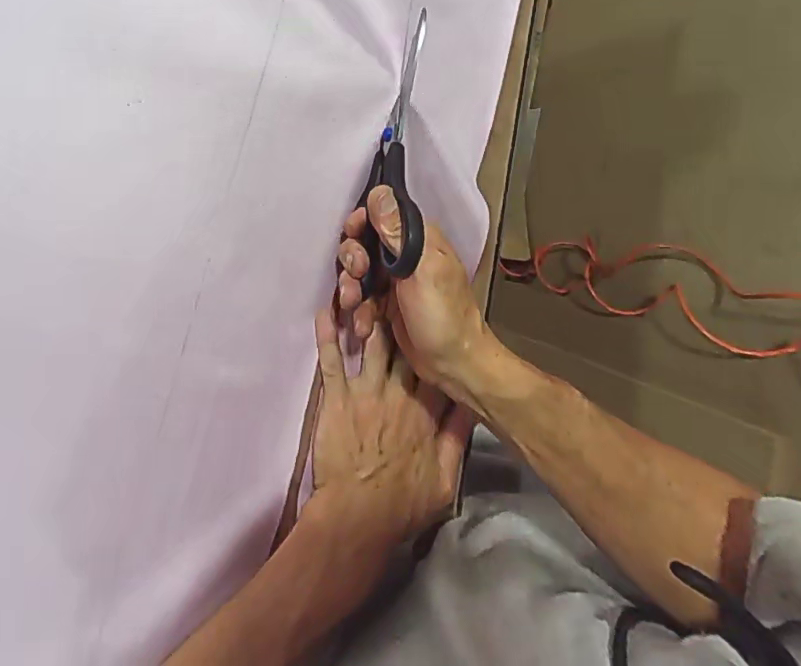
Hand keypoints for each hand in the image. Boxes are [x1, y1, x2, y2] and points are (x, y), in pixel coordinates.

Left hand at [307, 306, 468, 552]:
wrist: (357, 516)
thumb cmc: (403, 503)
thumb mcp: (446, 478)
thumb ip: (459, 439)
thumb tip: (474, 406)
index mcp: (425, 411)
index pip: (435, 367)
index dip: (435, 340)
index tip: (435, 314)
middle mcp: (398, 393)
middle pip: (404, 347)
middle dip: (404, 316)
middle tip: (402, 285)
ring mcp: (365, 392)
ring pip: (371, 344)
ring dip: (370, 314)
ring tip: (369, 283)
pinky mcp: (337, 397)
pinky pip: (332, 359)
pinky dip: (328, 334)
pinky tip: (326, 308)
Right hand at [335, 186, 487, 394]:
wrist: (453, 366)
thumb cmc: (444, 316)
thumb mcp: (422, 269)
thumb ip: (398, 233)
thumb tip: (380, 192)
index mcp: (419, 239)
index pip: (381, 215)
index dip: (361, 224)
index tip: (354, 236)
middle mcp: (405, 255)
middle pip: (362, 243)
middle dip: (352, 260)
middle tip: (357, 276)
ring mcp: (394, 280)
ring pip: (357, 272)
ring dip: (350, 288)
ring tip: (355, 305)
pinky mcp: (386, 304)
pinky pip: (361, 298)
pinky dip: (358, 311)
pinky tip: (364, 326)